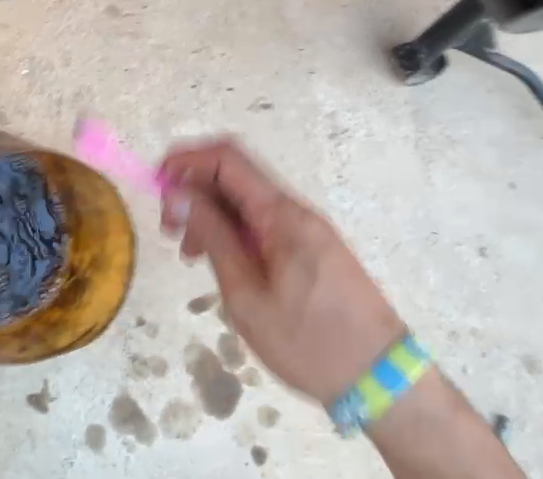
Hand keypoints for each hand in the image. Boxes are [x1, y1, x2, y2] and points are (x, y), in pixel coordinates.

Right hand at [159, 138, 405, 402]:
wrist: (386, 386)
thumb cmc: (309, 342)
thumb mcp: (246, 293)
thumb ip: (211, 235)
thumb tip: (177, 193)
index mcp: (281, 214)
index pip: (225, 157)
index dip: (184, 160)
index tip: (156, 187)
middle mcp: (295, 211)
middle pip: (233, 176)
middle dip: (192, 191)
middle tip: (170, 230)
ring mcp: (307, 230)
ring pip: (245, 201)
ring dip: (210, 214)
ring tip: (191, 255)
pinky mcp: (312, 249)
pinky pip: (262, 223)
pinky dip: (232, 231)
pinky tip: (221, 263)